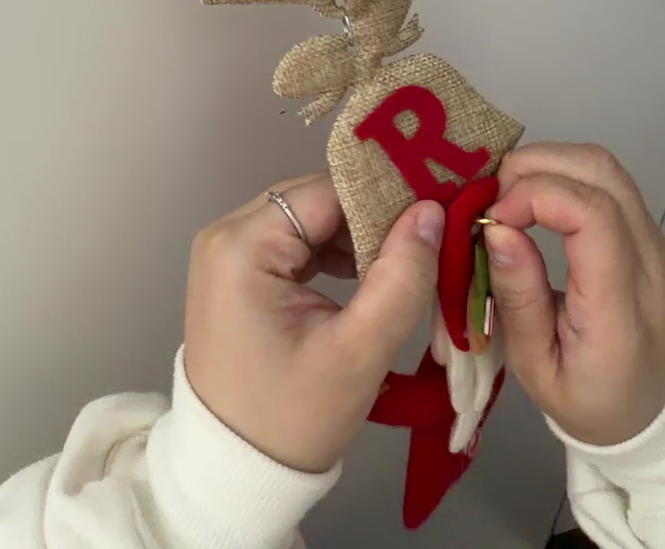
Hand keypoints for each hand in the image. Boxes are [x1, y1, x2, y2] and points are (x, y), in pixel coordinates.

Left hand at [183, 173, 444, 472]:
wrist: (234, 471)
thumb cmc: (291, 418)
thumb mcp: (357, 355)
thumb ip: (401, 279)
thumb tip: (432, 212)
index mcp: (243, 246)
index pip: (328, 191)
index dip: (384, 197)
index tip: (436, 210)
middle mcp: (228, 233)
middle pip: (317, 198)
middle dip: (373, 215)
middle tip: (427, 236)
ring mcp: (230, 250)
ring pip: (311, 216)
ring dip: (357, 233)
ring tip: (402, 259)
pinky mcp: (240, 269)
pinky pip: (297, 238)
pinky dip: (335, 249)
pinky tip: (367, 272)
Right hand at [481, 143, 664, 445]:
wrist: (657, 414)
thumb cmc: (590, 401)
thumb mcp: (537, 370)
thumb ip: (519, 300)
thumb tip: (496, 229)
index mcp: (622, 309)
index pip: (593, 215)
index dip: (535, 197)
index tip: (492, 220)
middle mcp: (649, 261)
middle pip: (600, 171)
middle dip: (534, 166)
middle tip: (493, 199)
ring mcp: (654, 240)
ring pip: (604, 164)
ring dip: (547, 163)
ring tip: (509, 197)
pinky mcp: (647, 231)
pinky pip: (605, 179)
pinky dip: (561, 172)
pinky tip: (532, 198)